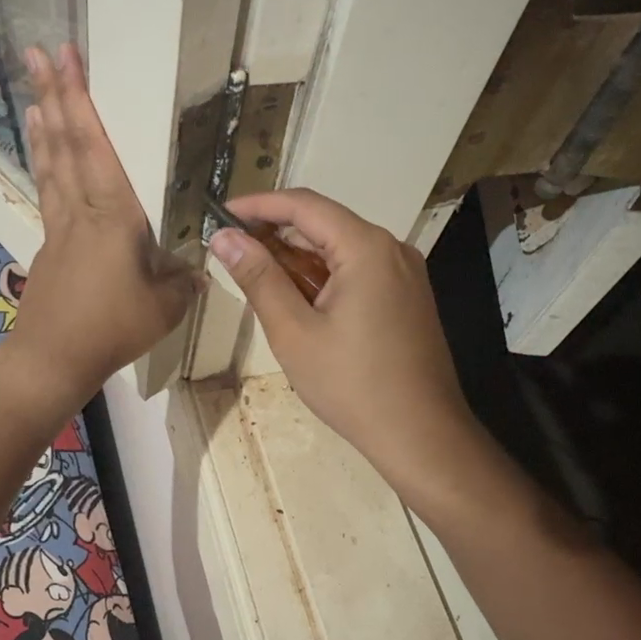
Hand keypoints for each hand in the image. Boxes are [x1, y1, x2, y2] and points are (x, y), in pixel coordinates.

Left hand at [7, 43, 197, 398]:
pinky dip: (44, 165)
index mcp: (112, 214)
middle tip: (38, 52)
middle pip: (65, 143)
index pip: (93, 144)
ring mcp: (59, 228)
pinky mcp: (49, 248)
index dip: (79, 98)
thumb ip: (183, 280)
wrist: (53, 358)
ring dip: (44, 126)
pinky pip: (47, 193)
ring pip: (50, 166)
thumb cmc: (113, 327)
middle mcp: (80, 210)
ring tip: (35, 94)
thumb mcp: (166, 306)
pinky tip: (44, 159)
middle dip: (53, 94)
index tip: (65, 58)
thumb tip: (199, 269)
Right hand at [213, 188, 476, 481]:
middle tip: (231, 251)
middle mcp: (391, 249)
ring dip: (298, 259)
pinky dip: (323, 278)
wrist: (421, 434)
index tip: (220, 214)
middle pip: (324, 224)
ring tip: (255, 277)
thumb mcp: (294, 333)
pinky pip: (358, 272)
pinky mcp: (407, 298)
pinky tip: (297, 300)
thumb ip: (259, 279)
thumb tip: (224, 239)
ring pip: (340, 250)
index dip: (258, 205)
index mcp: (366, 248)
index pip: (304, 205)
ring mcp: (404, 274)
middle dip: (276, 233)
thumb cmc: (352, 385)